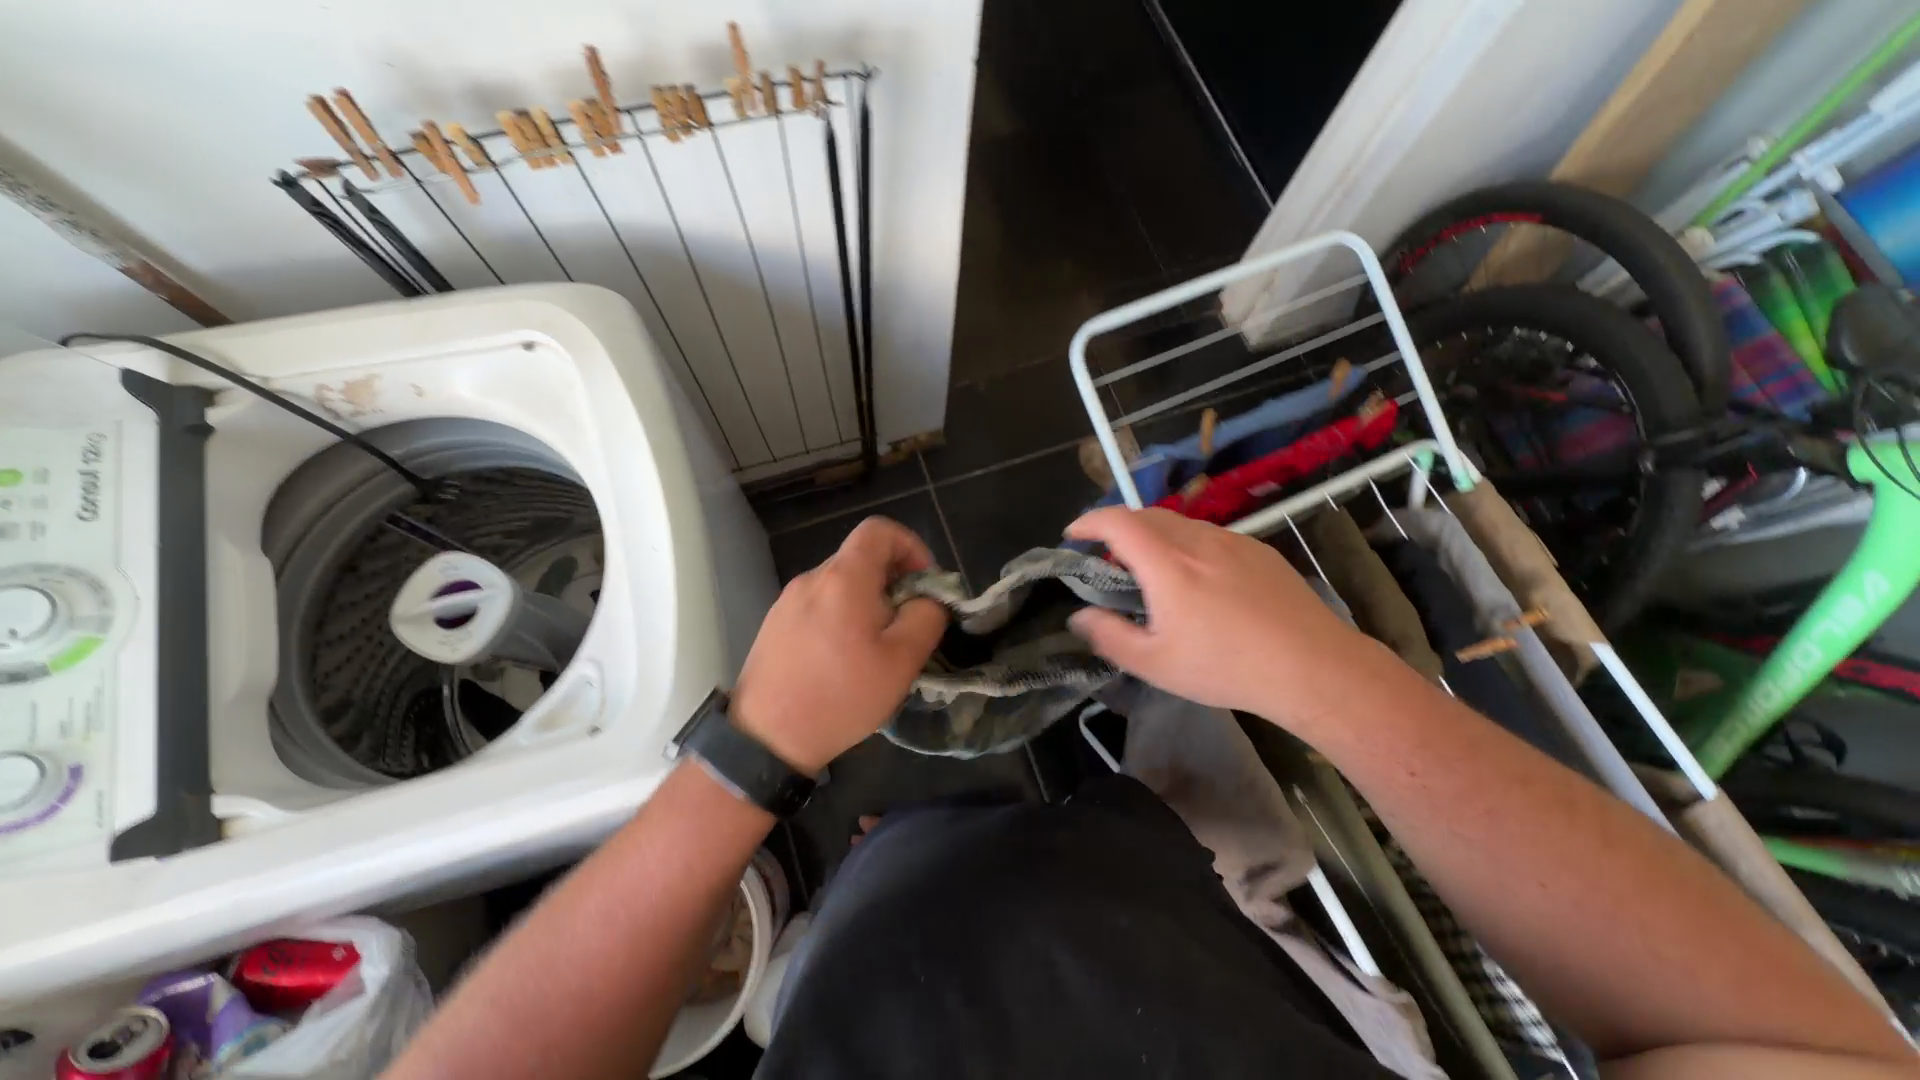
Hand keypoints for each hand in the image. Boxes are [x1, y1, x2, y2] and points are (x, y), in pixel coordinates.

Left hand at [730, 517, 948, 771]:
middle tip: (907, 627)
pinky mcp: (775, 626)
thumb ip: (926, 617)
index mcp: (843, 578)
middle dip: (893, 583)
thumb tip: (928, 598)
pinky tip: (844, 663)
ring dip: (867, 605)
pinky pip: (819, 607)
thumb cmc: (841, 696)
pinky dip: (841, 620)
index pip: (880, 529)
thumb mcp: (902, 661)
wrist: (767, 737)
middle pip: (860, 559)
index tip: (924, 585)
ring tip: (876, 651)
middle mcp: (811, 580)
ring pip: (840, 586)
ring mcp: (788, 602)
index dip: (910, 547)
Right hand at [1065, 507, 1386, 725]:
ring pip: (1182, 524)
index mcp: (1168, 565)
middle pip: (1148, 515)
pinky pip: (1212, 537)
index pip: (1117, 522)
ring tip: (1152, 571)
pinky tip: (1200, 581)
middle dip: (1118, 528)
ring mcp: (1234, 542)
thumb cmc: (1227, 667)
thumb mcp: (1156, 664)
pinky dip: (1188, 546)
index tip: (1073, 535)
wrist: (1313, 667)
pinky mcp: (1261, 552)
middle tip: (1108, 558)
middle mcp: (1199, 541)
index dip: (1089, 521)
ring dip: (1155, 536)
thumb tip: (1079, 617)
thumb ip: (1109, 637)